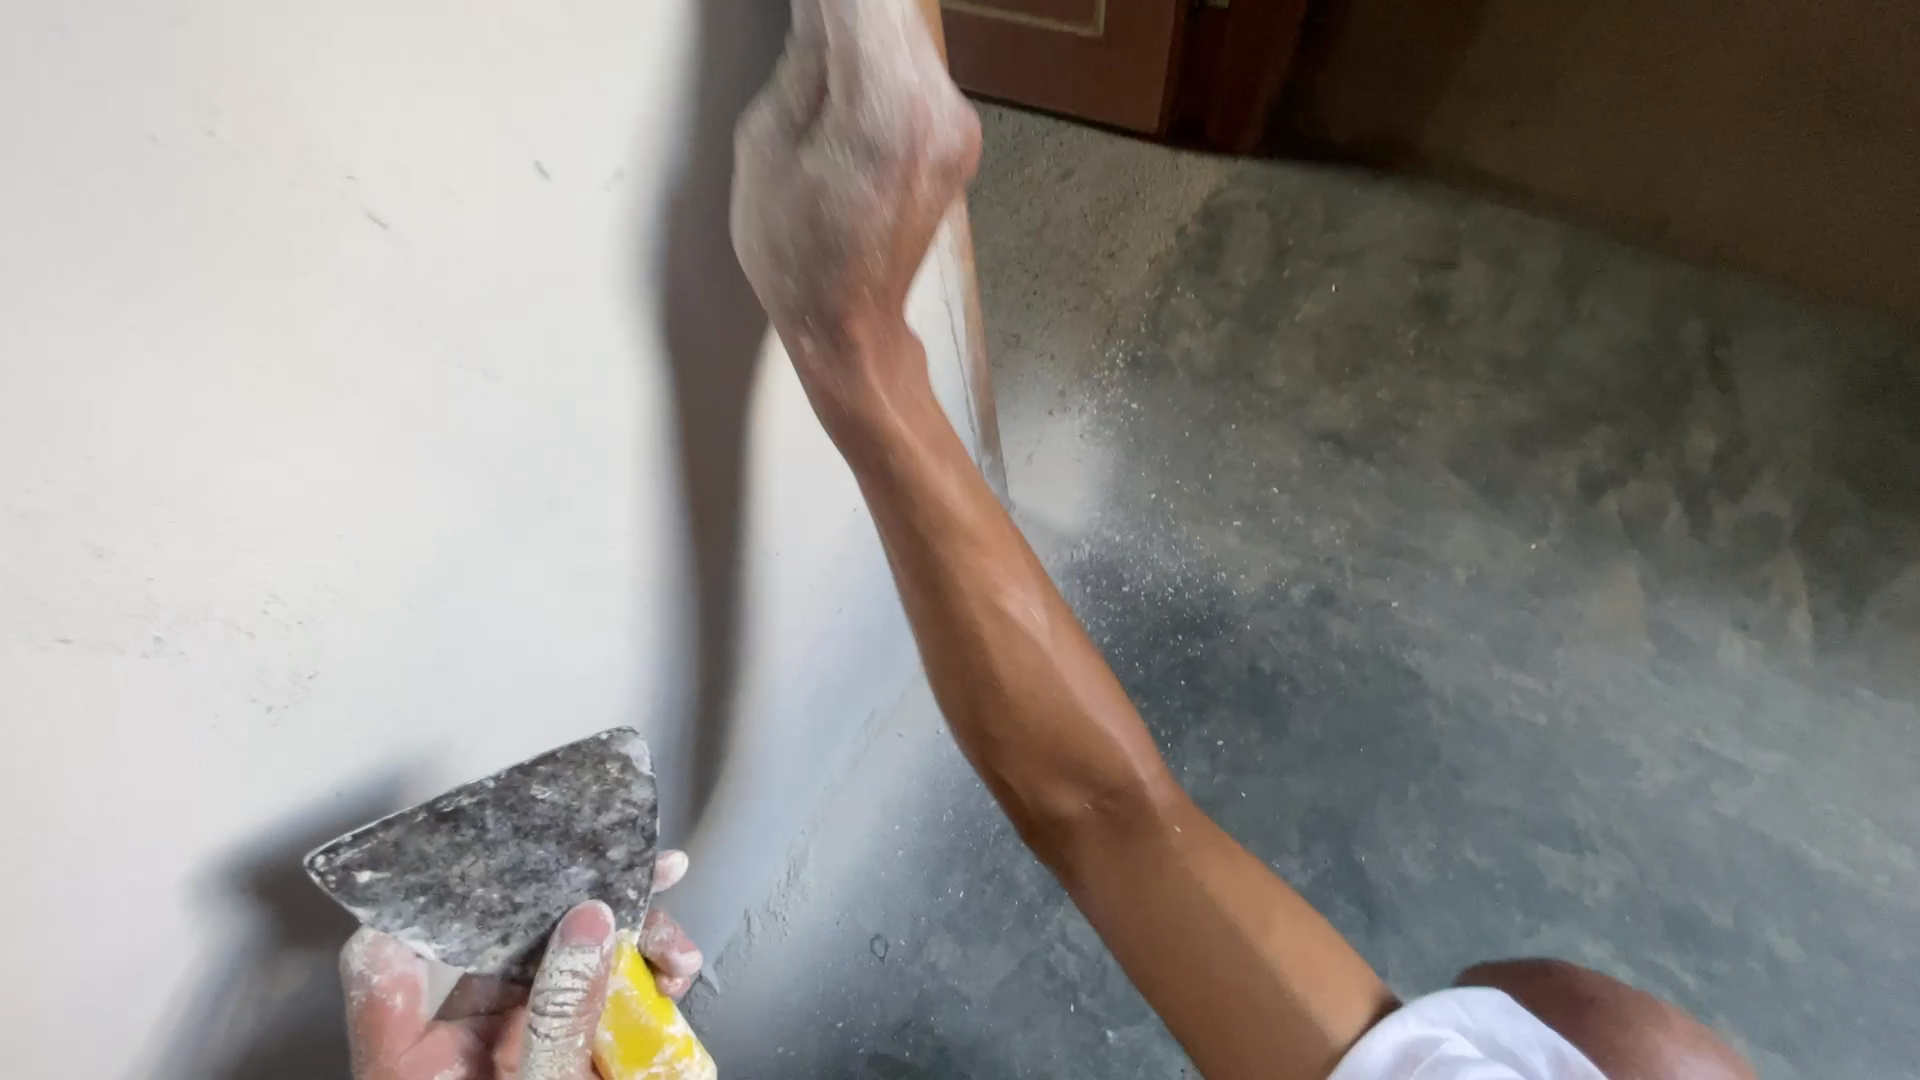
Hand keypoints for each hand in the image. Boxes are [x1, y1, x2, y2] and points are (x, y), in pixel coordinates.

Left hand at [339, 850, 702, 1079]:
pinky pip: (611, 988)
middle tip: (650, 870)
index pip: (393, 965)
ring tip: (677, 946)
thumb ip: (558, 1017)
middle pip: (515, 939)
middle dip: (592, 898)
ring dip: (637, 934)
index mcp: (418, 1064)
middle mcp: (468, 1040)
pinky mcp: (576, 1046)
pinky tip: (678, 969)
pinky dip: (650, 969)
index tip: (473, 846)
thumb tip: (592, 918)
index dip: (420, 899)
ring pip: (577, 953)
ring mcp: (527, 1040)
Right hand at [731, 0, 980, 429]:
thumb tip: (821, 13)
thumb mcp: (765, 147)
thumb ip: (802, 60)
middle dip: (843, 5)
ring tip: (815, 45)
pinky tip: (843, 67)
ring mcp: (959, 126)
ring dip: (860, 20)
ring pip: (905, 31)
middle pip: (889, 6)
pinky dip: (880, 53)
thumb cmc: (796, 258)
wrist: (851, 327)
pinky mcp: (960, 141)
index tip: (798, 11)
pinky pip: (917, 69)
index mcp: (886, 108)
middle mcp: (939, 108)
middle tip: (805, 22)